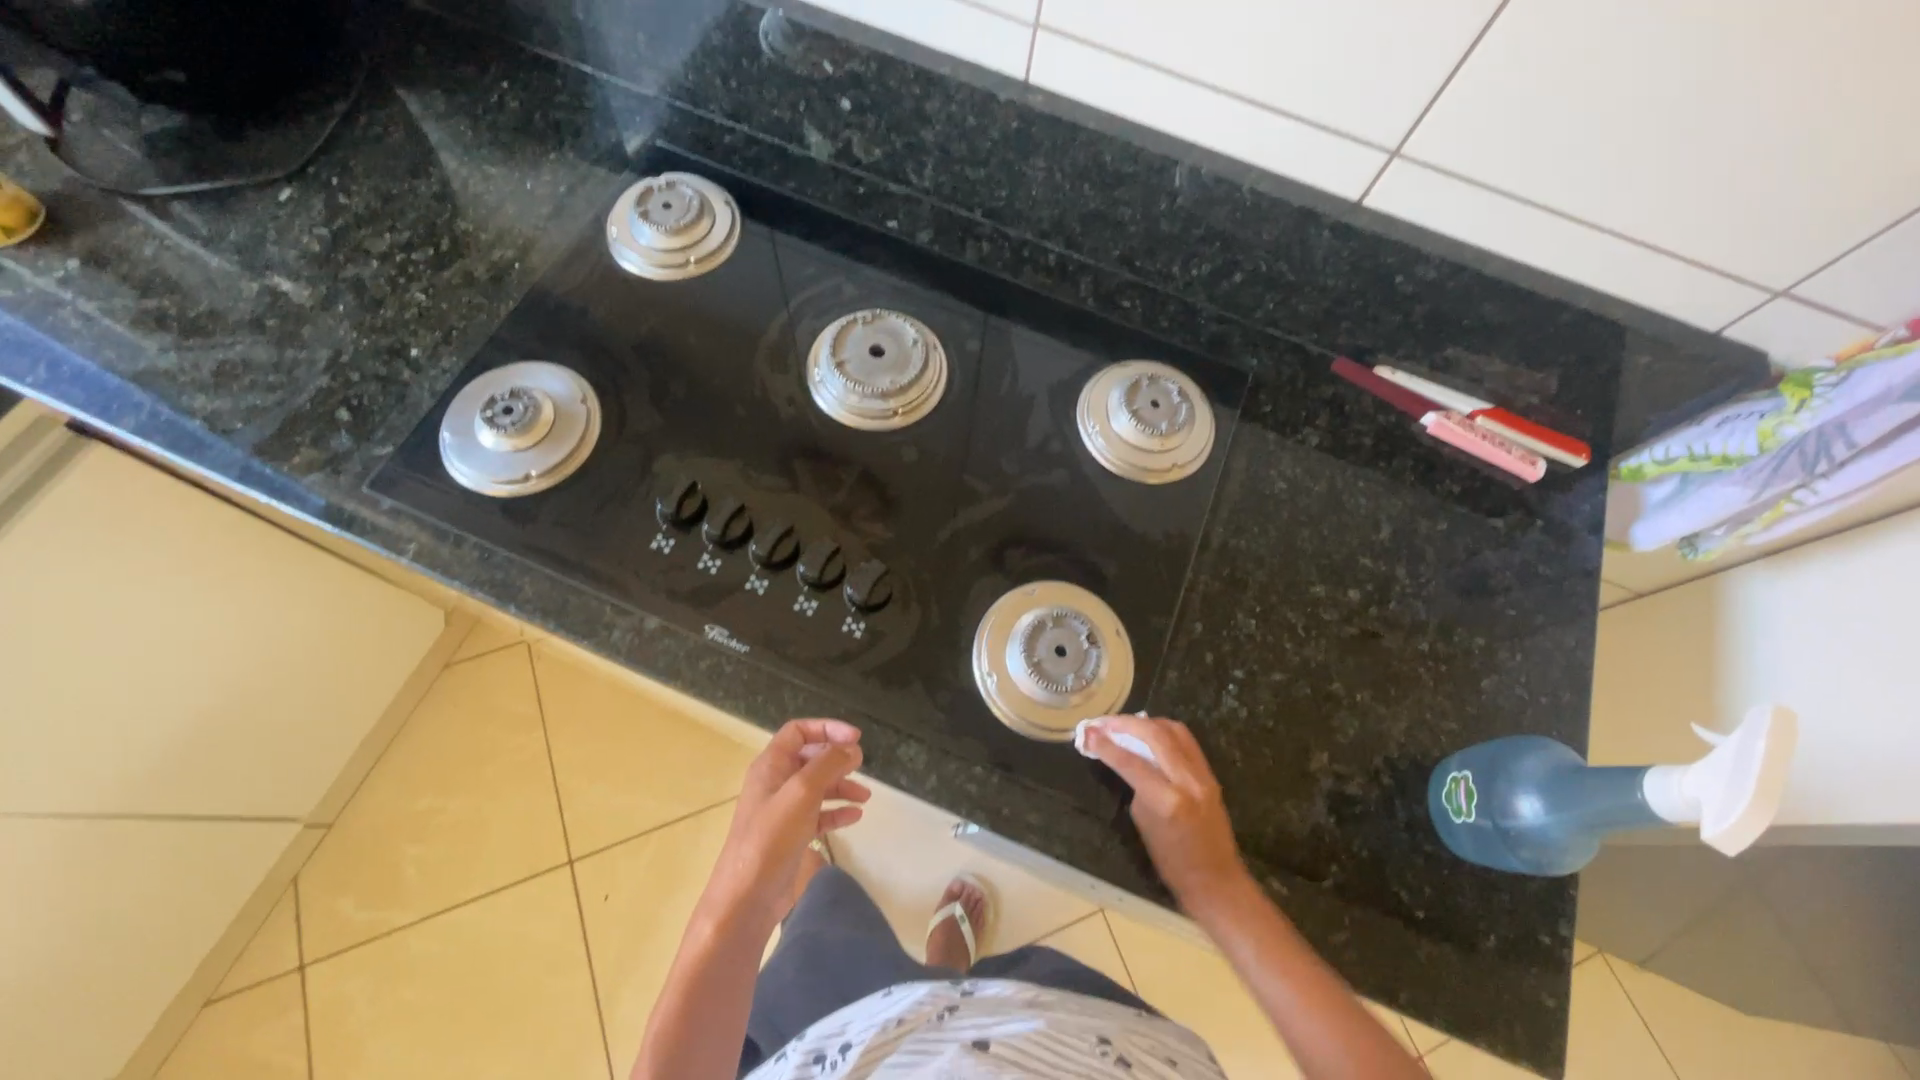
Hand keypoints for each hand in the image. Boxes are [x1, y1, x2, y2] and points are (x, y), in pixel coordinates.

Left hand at [705, 719, 870, 929]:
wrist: (748, 896)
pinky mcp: (791, 836)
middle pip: (810, 758)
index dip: (827, 728)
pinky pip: (818, 815)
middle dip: (837, 759)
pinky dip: (837, 812)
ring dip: (841, 786)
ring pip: (817, 787)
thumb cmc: (771, 838)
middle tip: (861, 766)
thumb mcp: (802, 792)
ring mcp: (783, 811)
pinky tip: (855, 817)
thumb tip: (851, 748)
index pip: (798, 732)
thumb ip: (828, 764)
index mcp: (771, 766)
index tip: (855, 738)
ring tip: (865, 796)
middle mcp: (775, 783)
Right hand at [1085, 715, 1249, 909]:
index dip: (1106, 744)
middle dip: (1126, 723)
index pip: (1131, 762)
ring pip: (1175, 730)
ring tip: (1124, 724)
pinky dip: (1164, 731)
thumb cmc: (1172, 862)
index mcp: (1168, 800)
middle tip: (1103, 723)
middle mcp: (1188, 781)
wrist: (1215, 879)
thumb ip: (1136, 786)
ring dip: (1147, 722)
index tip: (1088, 732)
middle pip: (1156, 735)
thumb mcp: (1143, 823)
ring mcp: (1204, 775)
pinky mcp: (1210, 775)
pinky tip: (1149, 734)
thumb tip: (1125, 760)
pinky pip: (1186, 741)